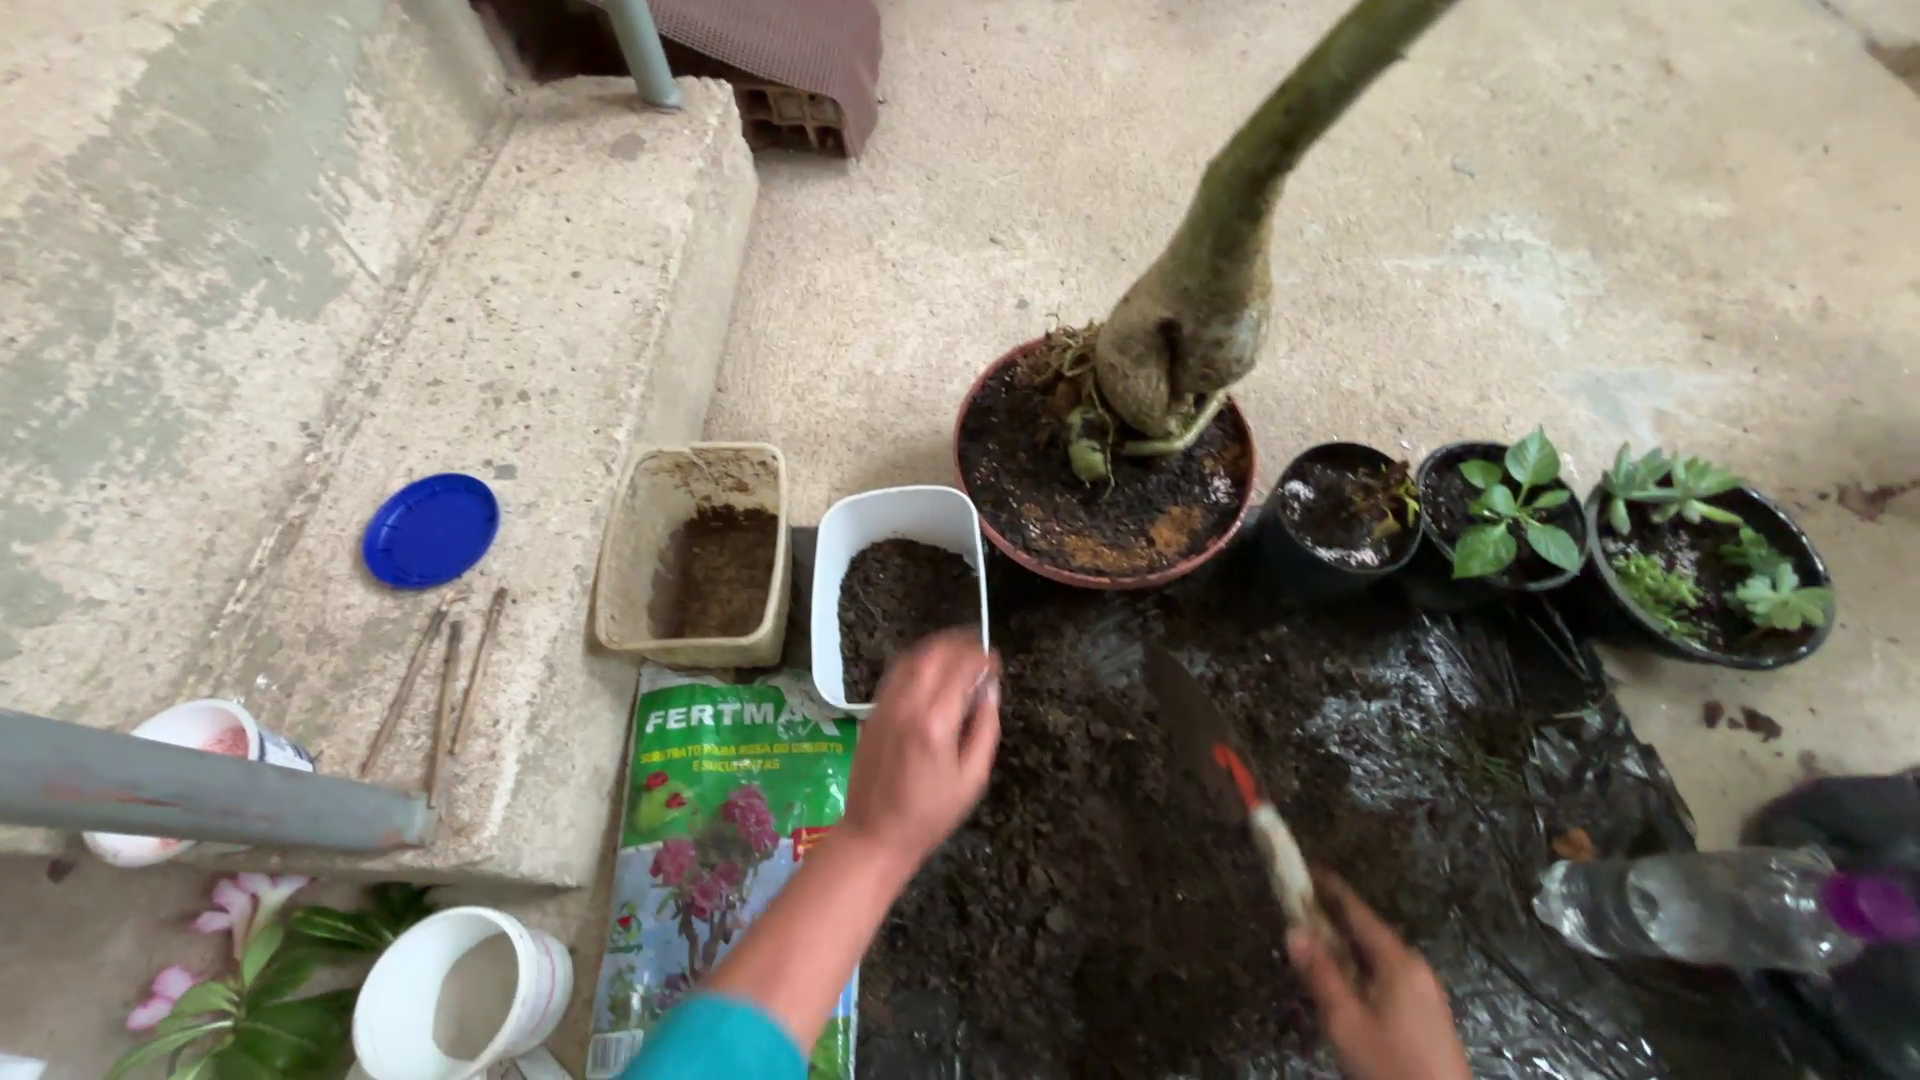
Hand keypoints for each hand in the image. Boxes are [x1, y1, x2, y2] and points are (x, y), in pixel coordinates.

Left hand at [840, 629, 1000, 867]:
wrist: (874, 834)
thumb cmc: (930, 814)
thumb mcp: (972, 778)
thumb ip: (985, 728)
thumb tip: (990, 690)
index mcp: (935, 723)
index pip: (961, 669)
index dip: (982, 658)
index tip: (995, 660)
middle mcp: (907, 705)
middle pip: (934, 653)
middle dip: (960, 644)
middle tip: (978, 651)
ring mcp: (885, 706)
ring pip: (912, 657)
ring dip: (937, 648)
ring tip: (957, 652)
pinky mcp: (873, 712)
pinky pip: (895, 673)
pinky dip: (916, 662)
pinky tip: (930, 669)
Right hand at [1289, 873, 1469, 1079]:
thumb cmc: (1391, 1067)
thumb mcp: (1346, 1022)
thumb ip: (1320, 973)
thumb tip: (1293, 928)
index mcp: (1398, 961)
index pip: (1356, 910)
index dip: (1328, 888)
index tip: (1302, 869)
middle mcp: (1415, 967)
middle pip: (1366, 932)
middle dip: (1330, 920)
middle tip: (1294, 915)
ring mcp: (1425, 991)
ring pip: (1375, 956)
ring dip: (1343, 948)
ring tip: (1310, 951)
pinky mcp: (1427, 1013)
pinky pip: (1385, 976)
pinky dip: (1359, 969)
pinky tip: (1341, 987)